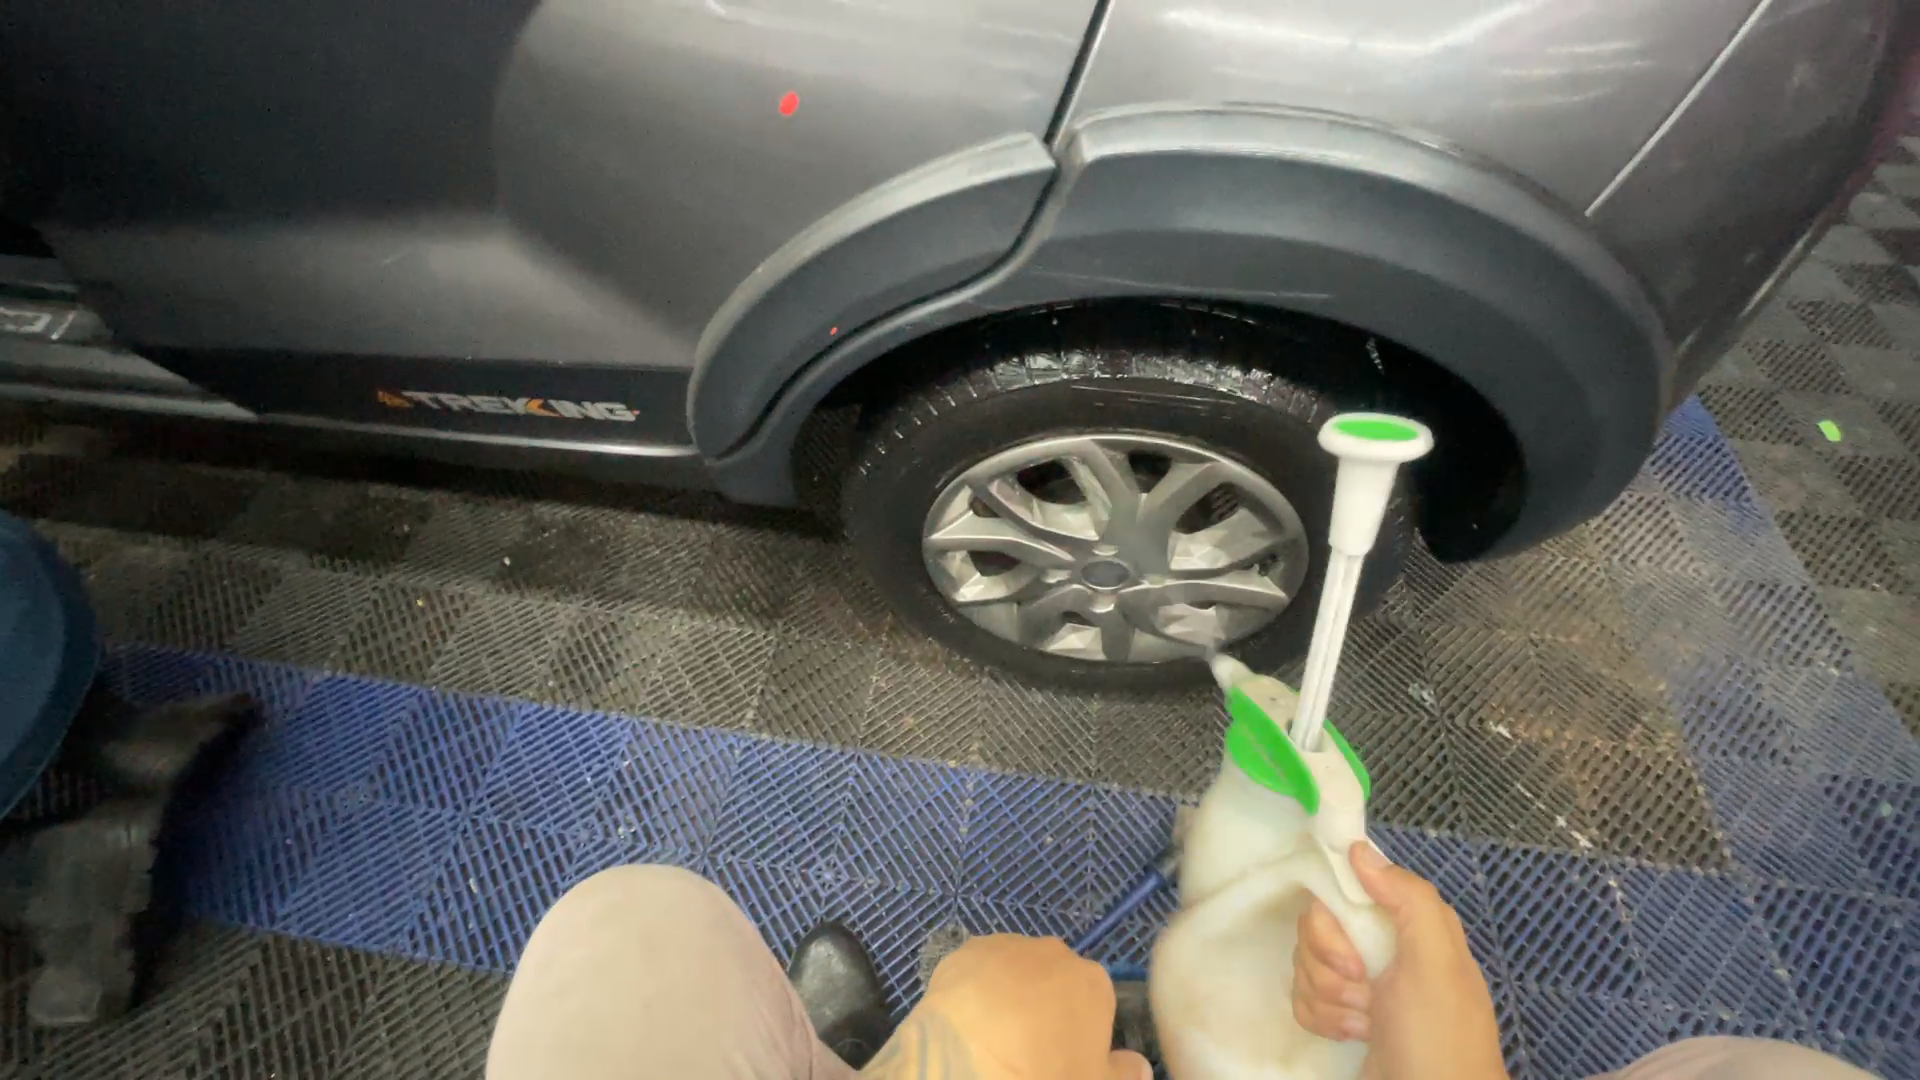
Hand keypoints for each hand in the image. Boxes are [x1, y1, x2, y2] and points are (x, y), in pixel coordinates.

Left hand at [867, 934, 1148, 1079]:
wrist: (972, 1061)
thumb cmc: (1046, 1073)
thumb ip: (1122, 1072)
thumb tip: (1140, 1065)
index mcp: (1092, 981)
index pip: (1094, 1000)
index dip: (1081, 1029)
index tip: (1066, 1055)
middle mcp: (1053, 952)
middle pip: (1054, 979)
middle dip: (1045, 1005)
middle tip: (1029, 1047)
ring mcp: (1007, 945)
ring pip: (1014, 970)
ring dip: (1009, 994)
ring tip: (993, 1036)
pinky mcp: (967, 950)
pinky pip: (978, 969)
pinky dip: (974, 990)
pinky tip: (967, 1021)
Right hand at [1292, 843, 1507, 1079]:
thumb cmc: (1439, 1038)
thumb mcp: (1438, 965)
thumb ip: (1409, 899)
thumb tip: (1357, 847)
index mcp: (1409, 927)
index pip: (1346, 885)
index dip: (1333, 912)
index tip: (1348, 943)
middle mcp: (1381, 948)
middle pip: (1316, 922)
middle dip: (1327, 960)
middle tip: (1362, 990)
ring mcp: (1358, 984)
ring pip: (1304, 958)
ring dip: (1326, 995)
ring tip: (1363, 1023)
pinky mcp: (1338, 1014)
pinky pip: (1300, 994)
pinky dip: (1320, 1017)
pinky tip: (1350, 1035)